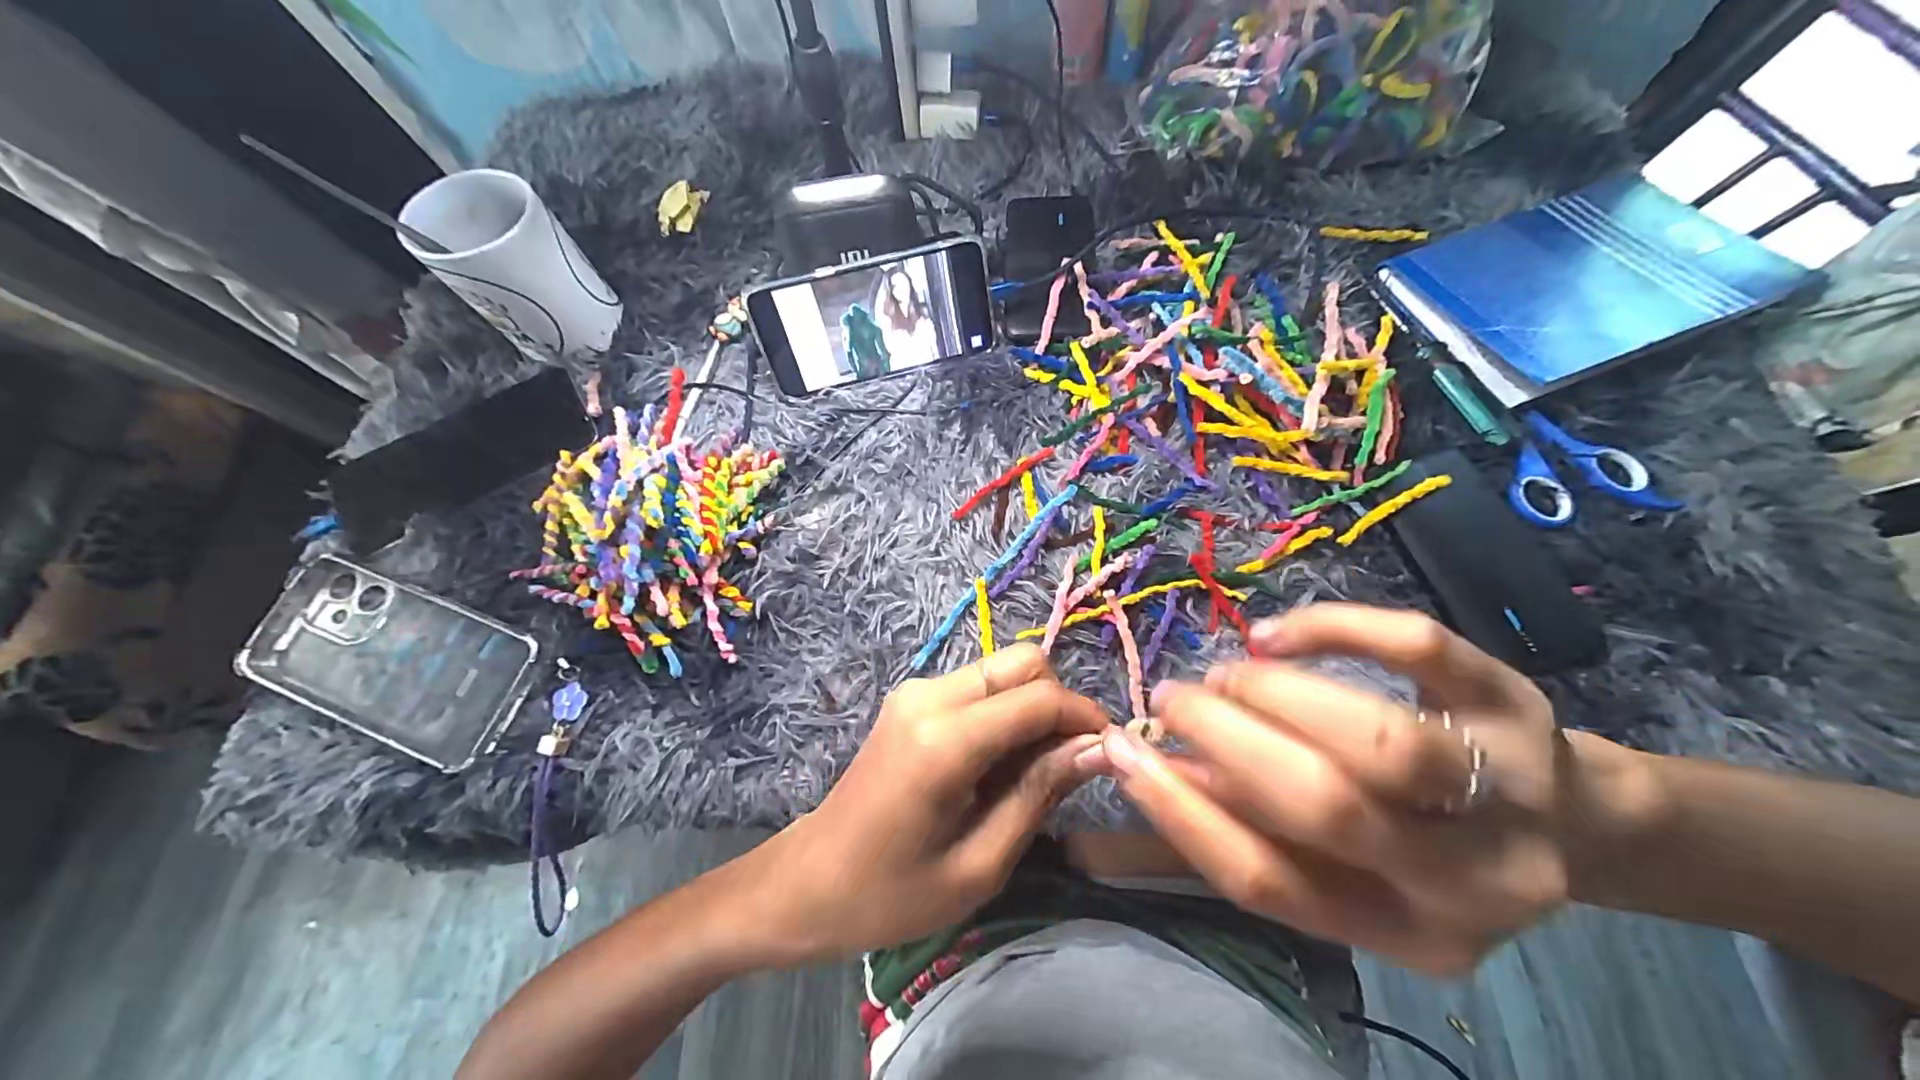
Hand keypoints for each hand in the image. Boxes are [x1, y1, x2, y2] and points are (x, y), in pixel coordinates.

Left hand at [733, 643, 1108, 963]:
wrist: (808, 882)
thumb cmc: (891, 895)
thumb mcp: (979, 865)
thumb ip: (1039, 794)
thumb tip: (1098, 748)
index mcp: (944, 740)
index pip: (1039, 698)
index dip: (1086, 718)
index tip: (1111, 756)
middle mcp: (929, 696)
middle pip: (1023, 662)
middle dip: (1060, 704)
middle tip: (1070, 765)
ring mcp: (915, 691)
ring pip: (1003, 669)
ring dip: (1033, 708)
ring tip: (1034, 773)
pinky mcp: (911, 698)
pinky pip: (978, 686)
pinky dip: (1006, 712)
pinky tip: (999, 765)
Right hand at [1101, 603, 1612, 974]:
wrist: (1562, 820)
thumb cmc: (1418, 843)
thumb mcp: (1336, 864)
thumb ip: (1239, 826)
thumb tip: (1139, 771)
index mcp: (1406, 932)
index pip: (1269, 880)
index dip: (1178, 810)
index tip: (1119, 750)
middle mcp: (1473, 881)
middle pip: (1326, 805)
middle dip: (1222, 737)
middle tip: (1171, 698)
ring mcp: (1510, 788)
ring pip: (1378, 737)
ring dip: (1271, 693)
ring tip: (1226, 673)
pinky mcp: (1521, 704)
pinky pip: (1419, 648)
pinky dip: (1330, 628)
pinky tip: (1270, 633)